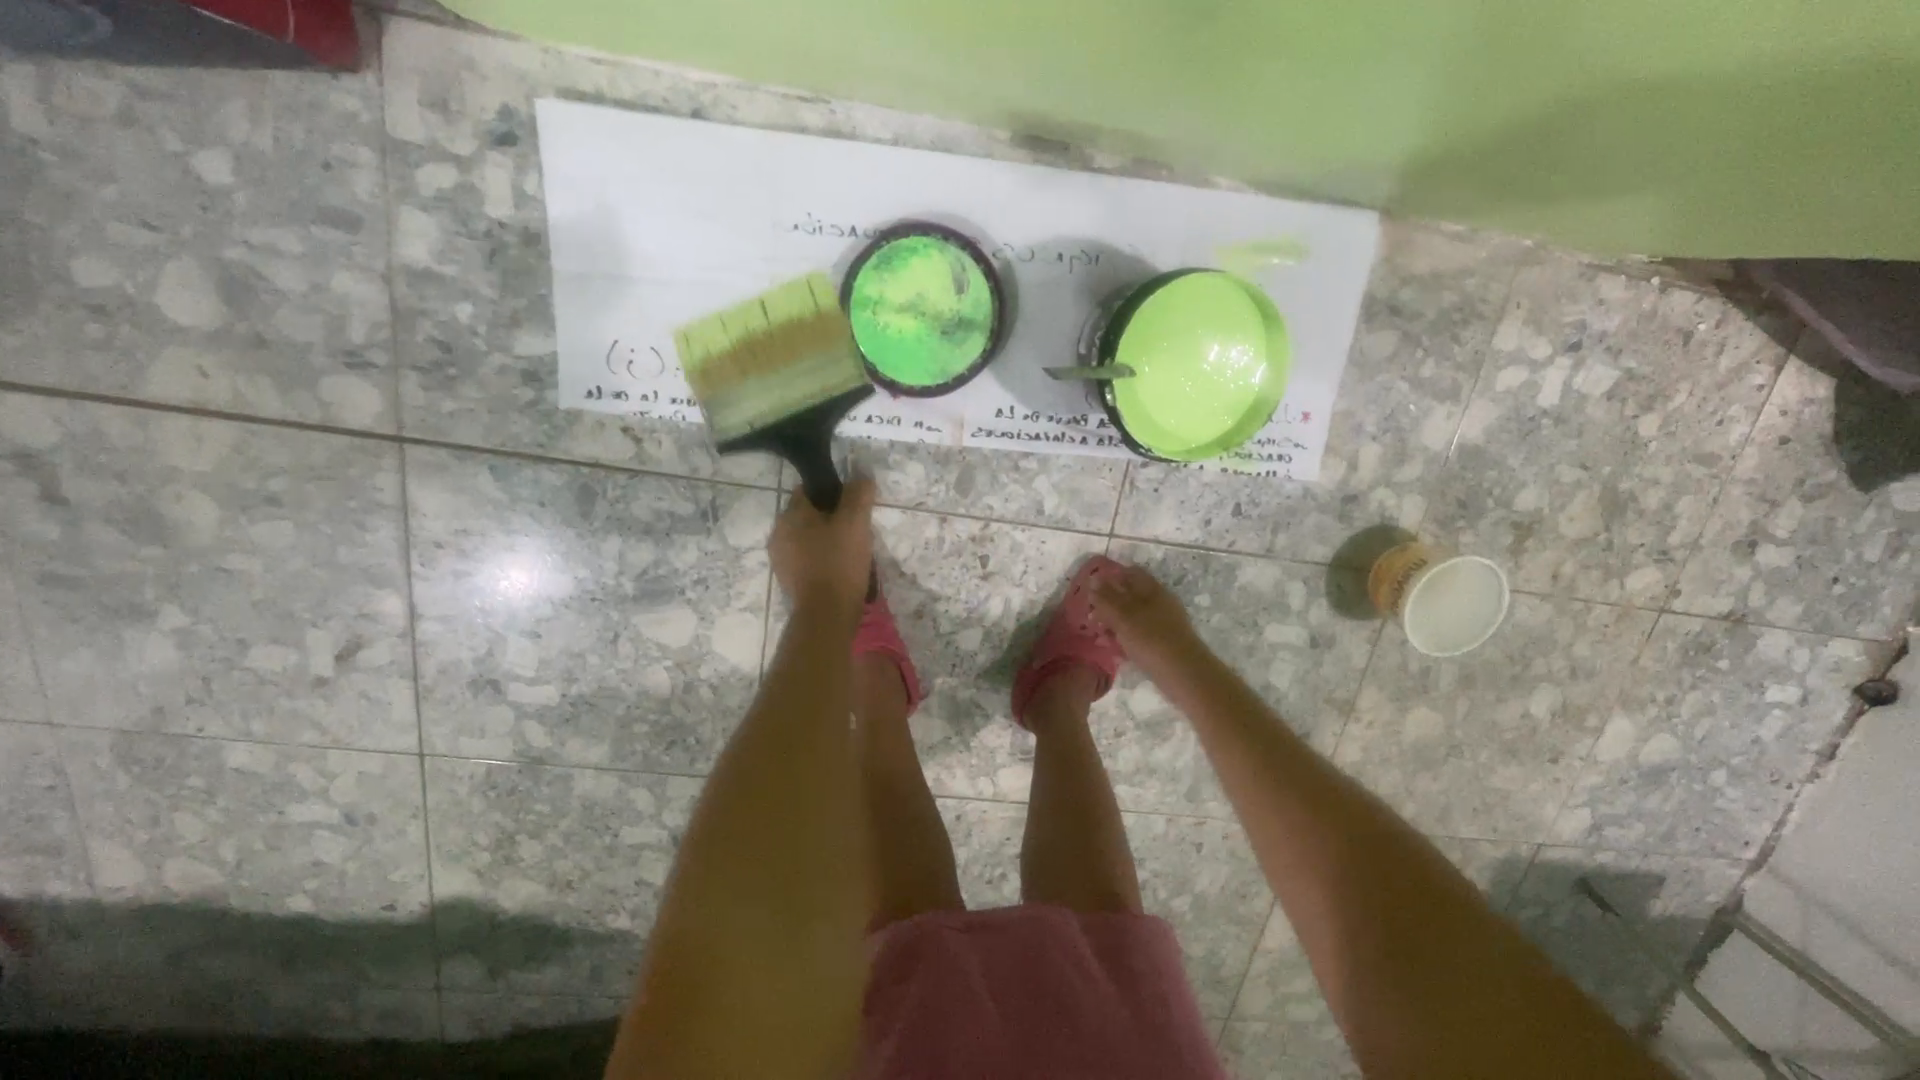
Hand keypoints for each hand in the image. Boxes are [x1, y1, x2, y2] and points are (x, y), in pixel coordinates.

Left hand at [770, 471, 875, 615]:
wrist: (826, 614)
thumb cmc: (839, 563)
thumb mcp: (856, 522)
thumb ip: (858, 493)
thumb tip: (860, 475)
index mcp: (790, 514)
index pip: (809, 490)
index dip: (833, 493)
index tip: (853, 505)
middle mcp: (778, 533)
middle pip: (808, 515)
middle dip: (831, 519)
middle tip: (856, 530)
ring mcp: (780, 559)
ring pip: (807, 538)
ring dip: (826, 541)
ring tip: (851, 553)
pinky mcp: (788, 580)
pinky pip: (806, 560)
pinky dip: (821, 560)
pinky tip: (839, 570)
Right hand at [1090, 563, 1203, 667]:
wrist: (1184, 673)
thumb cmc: (1150, 639)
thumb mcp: (1123, 617)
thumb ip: (1106, 598)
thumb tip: (1093, 580)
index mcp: (1152, 590)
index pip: (1130, 573)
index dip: (1110, 577)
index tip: (1091, 589)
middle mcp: (1159, 603)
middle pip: (1131, 596)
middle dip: (1109, 604)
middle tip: (1091, 616)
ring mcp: (1163, 623)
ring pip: (1134, 617)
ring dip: (1115, 623)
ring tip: (1098, 635)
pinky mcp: (1163, 643)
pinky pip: (1139, 635)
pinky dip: (1125, 638)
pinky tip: (1113, 649)